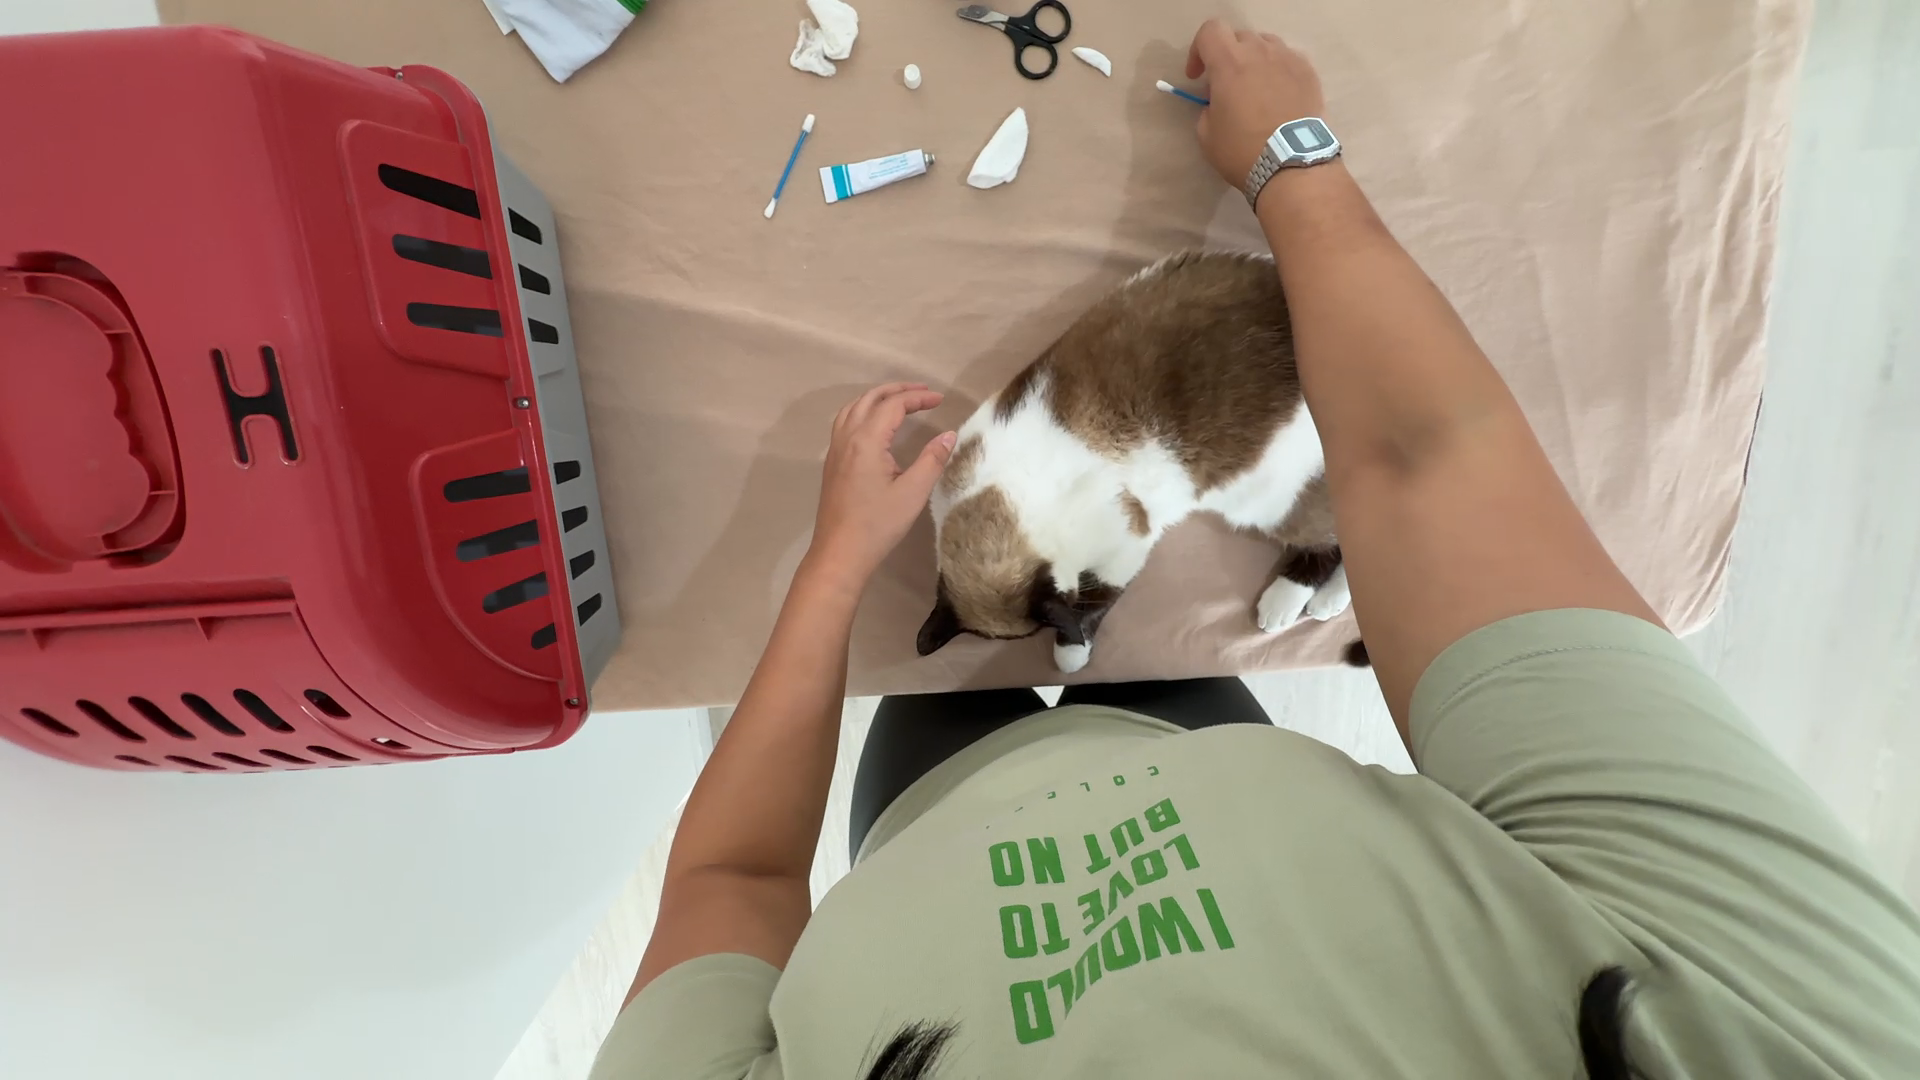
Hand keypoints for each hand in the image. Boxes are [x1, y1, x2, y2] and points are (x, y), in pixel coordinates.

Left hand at [807, 383, 955, 589]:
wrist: (840, 553)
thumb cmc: (878, 525)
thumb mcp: (913, 493)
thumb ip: (932, 460)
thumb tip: (949, 435)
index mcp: (866, 441)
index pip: (893, 405)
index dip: (918, 398)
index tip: (940, 400)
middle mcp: (847, 438)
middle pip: (870, 399)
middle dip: (897, 390)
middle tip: (922, 392)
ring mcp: (835, 450)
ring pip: (853, 408)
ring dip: (877, 398)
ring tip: (899, 401)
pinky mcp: (832, 463)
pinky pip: (845, 423)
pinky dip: (863, 412)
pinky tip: (874, 426)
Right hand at [1186, 19, 1327, 190]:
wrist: (1289, 162)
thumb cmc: (1241, 150)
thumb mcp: (1207, 136)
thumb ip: (1207, 108)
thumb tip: (1216, 101)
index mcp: (1229, 63)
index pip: (1209, 32)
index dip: (1198, 50)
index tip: (1197, 76)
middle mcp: (1259, 51)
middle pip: (1238, 37)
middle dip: (1227, 57)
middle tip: (1226, 87)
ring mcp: (1287, 57)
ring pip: (1265, 45)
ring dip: (1253, 61)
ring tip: (1254, 90)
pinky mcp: (1307, 70)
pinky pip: (1286, 60)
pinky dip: (1276, 72)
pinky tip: (1276, 97)